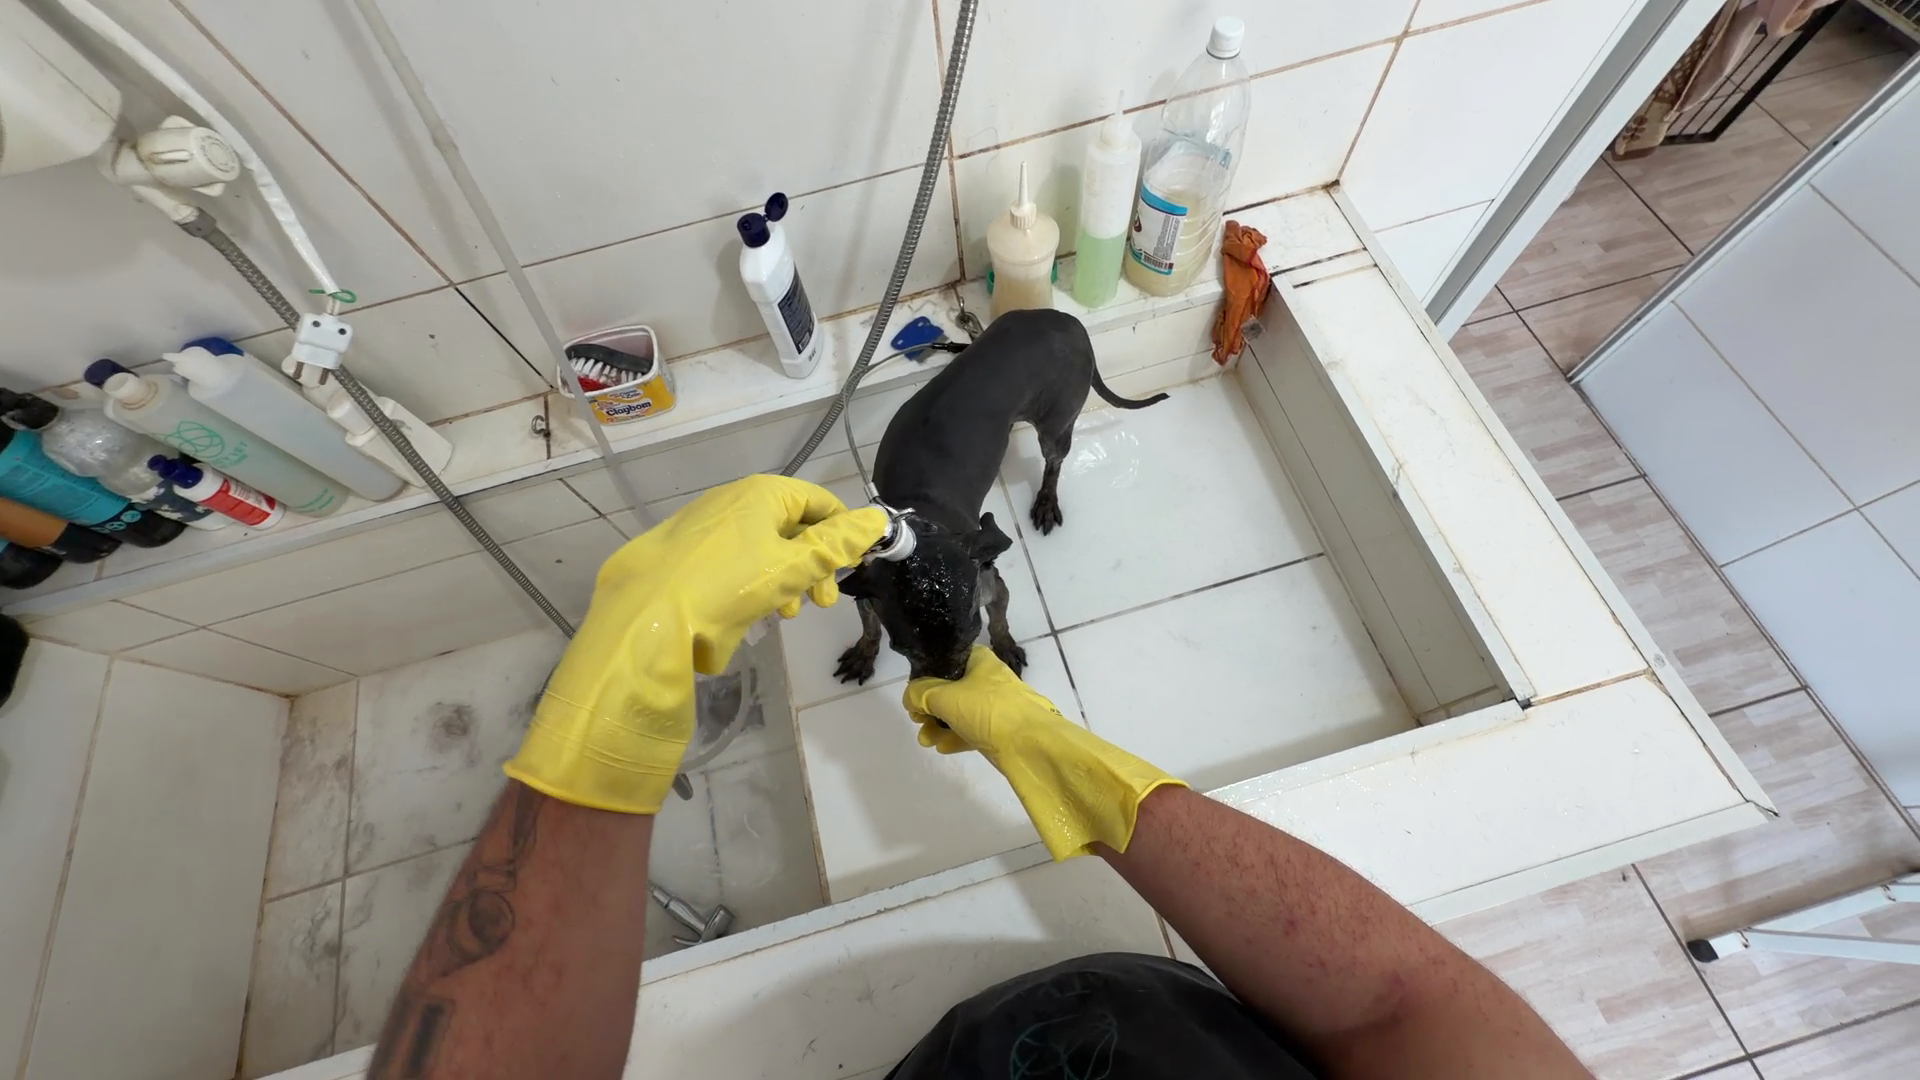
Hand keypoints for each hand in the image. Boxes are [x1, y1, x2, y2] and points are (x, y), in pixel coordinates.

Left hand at [506, 475, 886, 812]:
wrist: (644, 621)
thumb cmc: (728, 587)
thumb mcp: (794, 568)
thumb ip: (838, 544)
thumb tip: (878, 518)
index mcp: (761, 494)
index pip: (819, 501)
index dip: (842, 533)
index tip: (853, 567)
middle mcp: (731, 500)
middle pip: (791, 526)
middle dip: (813, 565)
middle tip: (823, 602)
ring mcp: (701, 526)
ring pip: (761, 547)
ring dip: (785, 578)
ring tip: (786, 613)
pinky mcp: (680, 554)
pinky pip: (731, 561)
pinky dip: (752, 582)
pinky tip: (750, 614)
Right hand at [904, 646, 1186, 858]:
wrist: (1031, 744)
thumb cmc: (988, 711)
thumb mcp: (946, 697)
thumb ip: (922, 694)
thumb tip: (911, 697)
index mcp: (979, 660)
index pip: (946, 661)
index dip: (927, 677)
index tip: (914, 697)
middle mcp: (988, 678)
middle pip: (951, 688)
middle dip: (931, 708)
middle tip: (918, 723)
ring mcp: (996, 705)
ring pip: (960, 711)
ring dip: (940, 725)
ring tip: (927, 741)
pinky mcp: (1001, 729)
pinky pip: (972, 729)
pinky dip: (957, 736)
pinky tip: (942, 748)